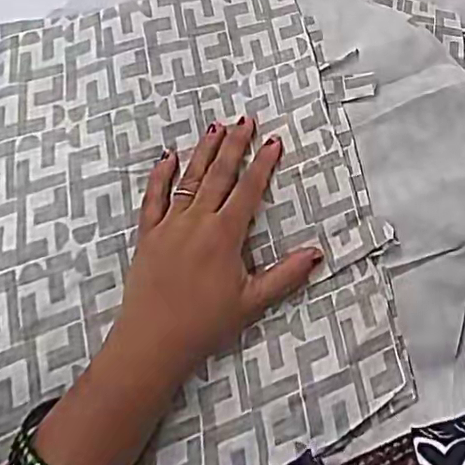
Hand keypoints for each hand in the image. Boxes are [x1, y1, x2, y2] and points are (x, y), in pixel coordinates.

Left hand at [104, 118, 322, 385]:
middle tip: (246, 120)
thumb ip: (286, 275)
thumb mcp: (252, 302)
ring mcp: (169, 226)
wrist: (150, 345)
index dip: (263, 163)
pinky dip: (160, 176)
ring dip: (204, 151)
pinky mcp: (148, 236)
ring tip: (216, 126)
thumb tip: (317, 254)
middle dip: (235, 145)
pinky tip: (168, 157)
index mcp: (224, 235)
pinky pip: (153, 199)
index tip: (274, 141)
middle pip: (220, 174)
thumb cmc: (203, 325)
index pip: (248, 190)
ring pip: (190, 179)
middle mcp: (197, 223)